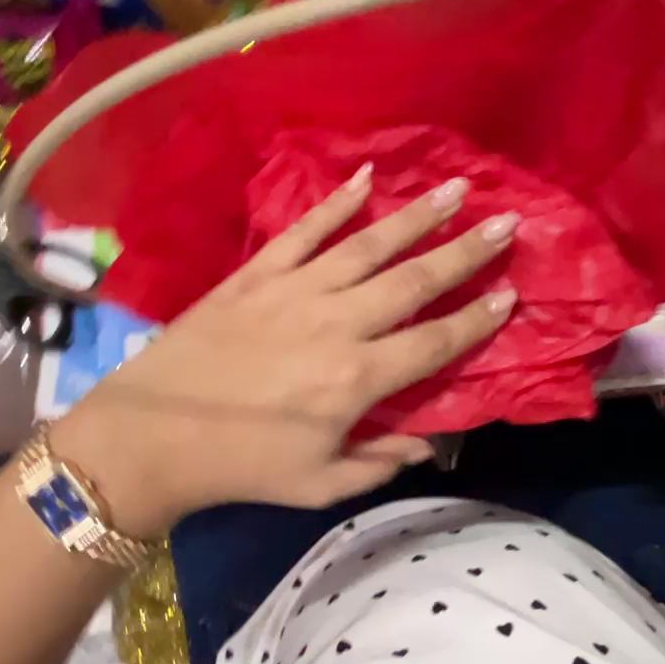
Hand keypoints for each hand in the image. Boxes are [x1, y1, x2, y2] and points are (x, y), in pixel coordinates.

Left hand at [52, 166, 516, 536]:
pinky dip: (335, 204)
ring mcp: (294, 292)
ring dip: (416, 216)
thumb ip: (379, 464)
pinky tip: (365, 179)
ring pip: (368, 246)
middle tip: (508, 223)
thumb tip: (426, 445)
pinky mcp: (256, 276)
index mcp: (356, 380)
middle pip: (414, 282)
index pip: (434, 343)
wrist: (153, 436)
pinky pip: (303, 231)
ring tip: (456, 189)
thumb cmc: (242, 467)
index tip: (511, 294)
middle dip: (466, 252)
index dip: (476, 321)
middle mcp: (335, 325)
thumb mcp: (319, 484)